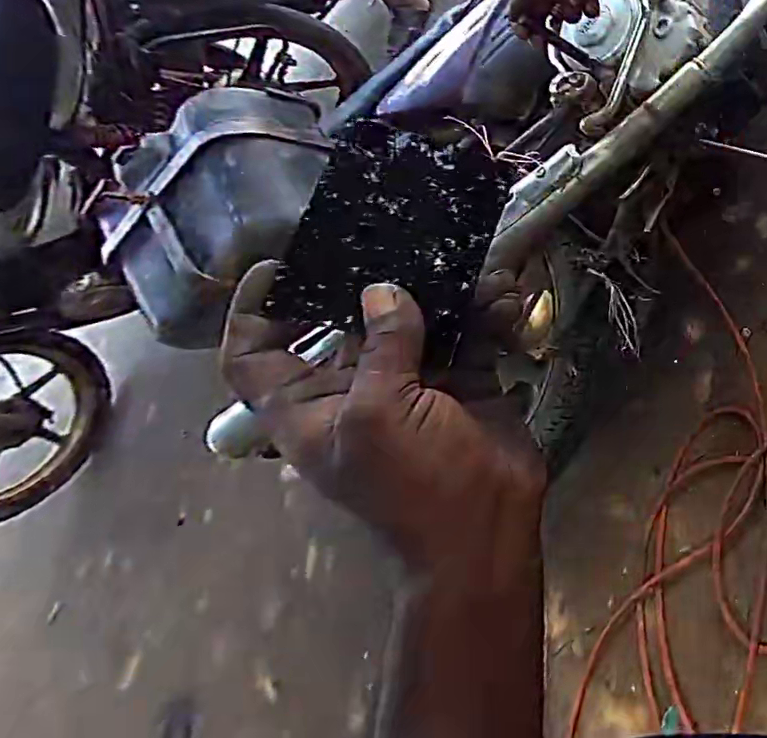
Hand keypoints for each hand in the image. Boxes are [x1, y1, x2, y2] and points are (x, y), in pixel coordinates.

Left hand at [219, 262, 545, 574]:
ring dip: (455, 298)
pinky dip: (490, 317)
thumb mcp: (380, 414)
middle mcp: (359, 389)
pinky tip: (509, 303)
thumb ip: (381, 349)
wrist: (485, 520)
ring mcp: (418, 383)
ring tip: (487, 279)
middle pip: (355, 326)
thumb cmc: (412, 480)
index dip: (257, 313)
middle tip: (411, 247)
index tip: (280, 267)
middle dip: (384, 288)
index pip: (258, 356)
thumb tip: (382, 290)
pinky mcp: (468, 380)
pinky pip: (473, 336)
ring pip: (426, 324)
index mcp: (309, 407)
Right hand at [468, 0, 609, 28]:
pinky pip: (590, 10)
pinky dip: (591, 9)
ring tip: (572, 3)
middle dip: (544, 33)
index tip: (525, 36)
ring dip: (571, 16)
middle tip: (545, 41)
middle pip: (544, 20)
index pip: (521, 13)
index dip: (522, 26)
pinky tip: (589, 2)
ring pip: (569, 17)